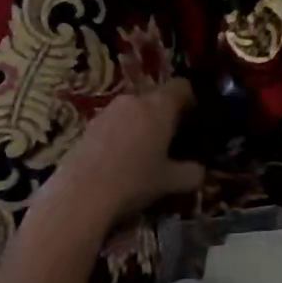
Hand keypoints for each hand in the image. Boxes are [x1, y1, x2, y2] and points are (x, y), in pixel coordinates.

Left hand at [37, 79, 206, 228]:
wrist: (81, 195)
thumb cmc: (133, 183)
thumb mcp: (170, 182)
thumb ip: (191, 173)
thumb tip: (200, 171)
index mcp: (159, 105)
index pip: (182, 87)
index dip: (192, 101)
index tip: (194, 121)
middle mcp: (132, 100)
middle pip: (154, 98)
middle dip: (164, 116)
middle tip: (169, 141)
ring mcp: (106, 112)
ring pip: (131, 111)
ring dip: (139, 126)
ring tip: (142, 153)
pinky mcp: (86, 128)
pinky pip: (111, 125)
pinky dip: (119, 136)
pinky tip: (117, 161)